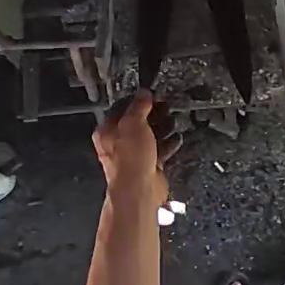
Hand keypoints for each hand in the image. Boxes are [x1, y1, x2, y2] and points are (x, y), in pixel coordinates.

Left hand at [93, 90, 165, 204]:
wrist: (139, 190)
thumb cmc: (129, 159)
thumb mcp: (133, 123)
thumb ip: (139, 106)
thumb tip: (143, 94)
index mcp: (107, 132)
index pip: (121, 109)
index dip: (136, 101)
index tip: (150, 95)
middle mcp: (118, 144)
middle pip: (137, 123)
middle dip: (153, 114)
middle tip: (166, 106)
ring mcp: (134, 156)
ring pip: (150, 137)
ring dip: (162, 128)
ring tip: (174, 120)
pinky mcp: (148, 166)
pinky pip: (159, 151)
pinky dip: (168, 144)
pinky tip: (176, 138)